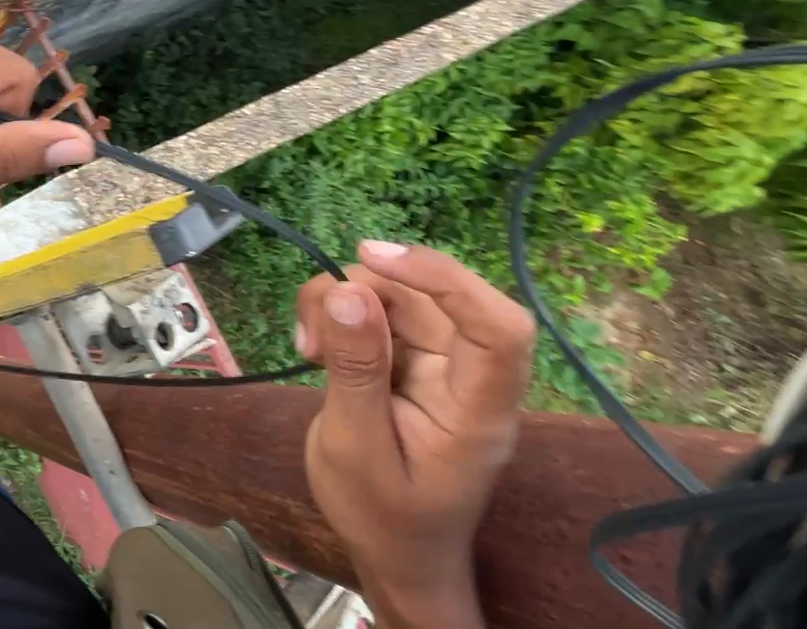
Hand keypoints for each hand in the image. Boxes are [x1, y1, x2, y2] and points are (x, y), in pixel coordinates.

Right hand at [296, 241, 536, 627]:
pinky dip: (336, 316)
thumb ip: (355, 371)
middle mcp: (466, 375)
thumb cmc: (380, 514)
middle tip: (311, 333)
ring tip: (308, 349)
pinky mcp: (407, 360)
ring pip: (396, 295)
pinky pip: (374, 311)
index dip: (445, 278)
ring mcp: (437, 365)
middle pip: (430, 297)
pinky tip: (315, 349)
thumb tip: (347, 291)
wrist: (391, 549)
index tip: (371, 256)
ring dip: (340, 303)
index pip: (497, 327)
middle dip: (363, 290)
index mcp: (477, 410)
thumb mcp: (354, 447)